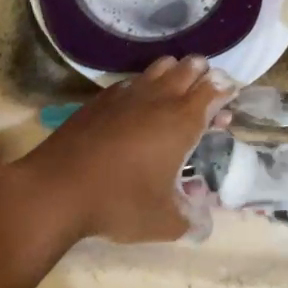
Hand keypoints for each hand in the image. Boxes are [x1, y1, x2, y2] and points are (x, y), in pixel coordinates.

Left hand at [17, 56, 235, 243]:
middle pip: (191, 66)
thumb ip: (191, 220)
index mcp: (182, 119)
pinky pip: (134, 79)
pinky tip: (138, 111)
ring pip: (162, 65)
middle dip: (204, 76)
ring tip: (175, 100)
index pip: (214, 88)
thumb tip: (203, 221)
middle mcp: (160, 96)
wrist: (57, 188)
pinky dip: (146, 87)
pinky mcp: (103, 97)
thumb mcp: (164, 222)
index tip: (230, 104)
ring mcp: (129, 92)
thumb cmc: (119, 203)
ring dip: (175, 75)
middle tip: (206, 101)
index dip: (227, 91)